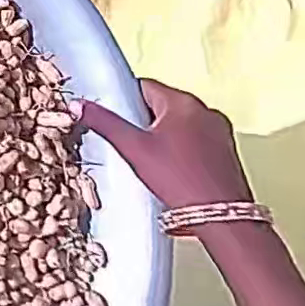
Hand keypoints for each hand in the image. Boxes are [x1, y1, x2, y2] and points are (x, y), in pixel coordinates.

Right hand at [76, 78, 253, 208]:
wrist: (220, 219)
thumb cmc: (177, 178)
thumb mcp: (132, 147)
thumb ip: (103, 121)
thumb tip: (78, 104)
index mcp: (183, 102)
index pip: (143, 86)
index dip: (123, 101)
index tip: (115, 119)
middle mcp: (206, 110)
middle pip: (159, 103)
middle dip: (141, 119)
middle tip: (129, 140)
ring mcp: (220, 131)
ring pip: (176, 121)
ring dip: (160, 132)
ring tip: (148, 155)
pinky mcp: (226, 150)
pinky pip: (193, 136)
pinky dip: (178, 144)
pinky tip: (168, 164)